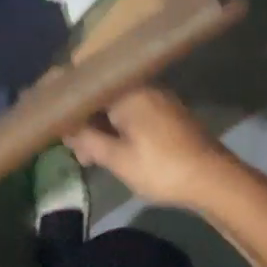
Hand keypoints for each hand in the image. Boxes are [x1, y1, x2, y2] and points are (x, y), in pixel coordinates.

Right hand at [63, 87, 236, 207]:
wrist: (214, 180)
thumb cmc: (162, 167)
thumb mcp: (118, 159)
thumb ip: (88, 140)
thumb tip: (66, 128)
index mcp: (127, 92)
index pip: (85, 86)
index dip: (65, 101)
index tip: (51, 118)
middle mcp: (142, 88)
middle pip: (101, 98)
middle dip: (84, 121)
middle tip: (74, 149)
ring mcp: (158, 101)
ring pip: (118, 108)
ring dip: (102, 129)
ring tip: (91, 156)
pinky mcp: (169, 115)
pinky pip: (134, 115)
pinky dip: (119, 130)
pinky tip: (114, 151)